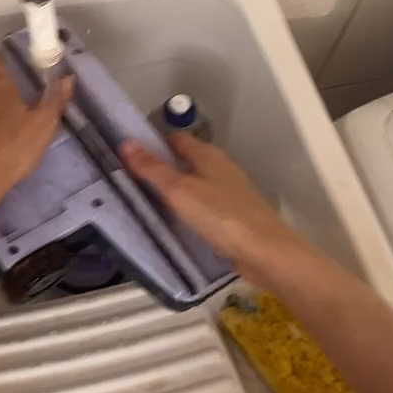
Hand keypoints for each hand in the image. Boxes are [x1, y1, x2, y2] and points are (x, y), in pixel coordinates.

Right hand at [120, 133, 327, 288]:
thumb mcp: (179, 191)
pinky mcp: (236, 216)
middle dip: (164, 168)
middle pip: (188, 161)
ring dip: (177, 190)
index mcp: (208, 156)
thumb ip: (152, 169)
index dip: (155, 143)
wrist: (266, 252)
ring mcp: (231, 193)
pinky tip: (180, 224)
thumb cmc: (221, 216)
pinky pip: (207, 205)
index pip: (177, 139)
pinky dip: (191, 209)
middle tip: (135, 182)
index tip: (133, 156)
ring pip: (197, 183)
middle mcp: (221, 169)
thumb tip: (125, 143)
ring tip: (152, 204)